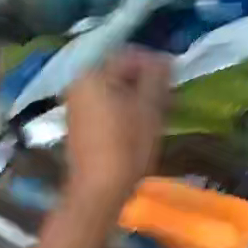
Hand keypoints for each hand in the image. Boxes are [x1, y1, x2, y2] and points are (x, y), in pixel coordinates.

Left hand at [62, 48, 169, 209]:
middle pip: (118, 74)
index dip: (155, 65)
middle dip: (144, 83)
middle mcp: (77, 86)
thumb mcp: (149, 108)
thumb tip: (162, 60)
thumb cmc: (126, 147)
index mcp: (92, 75)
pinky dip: (120, 113)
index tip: (173, 81)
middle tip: (167, 101)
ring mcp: (74, 108)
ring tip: (155, 116)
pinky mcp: (77, 129)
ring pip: (111, 93)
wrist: (98, 191)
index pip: (129, 56)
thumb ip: (156, 77)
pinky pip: (103, 110)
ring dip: (134, 100)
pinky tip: (136, 129)